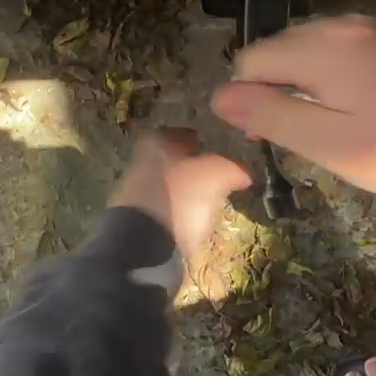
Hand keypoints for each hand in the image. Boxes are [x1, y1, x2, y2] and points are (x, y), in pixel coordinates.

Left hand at [109, 128, 251, 259]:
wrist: (142, 240)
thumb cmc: (180, 196)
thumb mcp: (216, 175)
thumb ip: (233, 169)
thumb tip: (243, 175)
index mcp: (157, 141)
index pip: (186, 135)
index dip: (203, 146)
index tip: (218, 158)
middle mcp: (140, 160)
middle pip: (175, 161)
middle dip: (194, 171)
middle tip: (216, 183)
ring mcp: (132, 190)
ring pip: (168, 187)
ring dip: (186, 196)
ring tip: (206, 209)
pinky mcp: (132, 218)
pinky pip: (162, 211)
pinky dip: (175, 216)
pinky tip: (188, 227)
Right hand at [209, 16, 375, 195]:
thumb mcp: (329, 143)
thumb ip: (272, 115)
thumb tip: (219, 97)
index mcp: (321, 49)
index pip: (251, 60)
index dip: (249, 99)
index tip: (270, 136)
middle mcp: (338, 26)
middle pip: (276, 51)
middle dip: (273, 89)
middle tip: (299, 136)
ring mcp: (363, 29)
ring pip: (303, 50)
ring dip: (299, 84)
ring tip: (322, 124)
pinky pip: (332, 50)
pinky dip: (325, 76)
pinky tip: (345, 106)